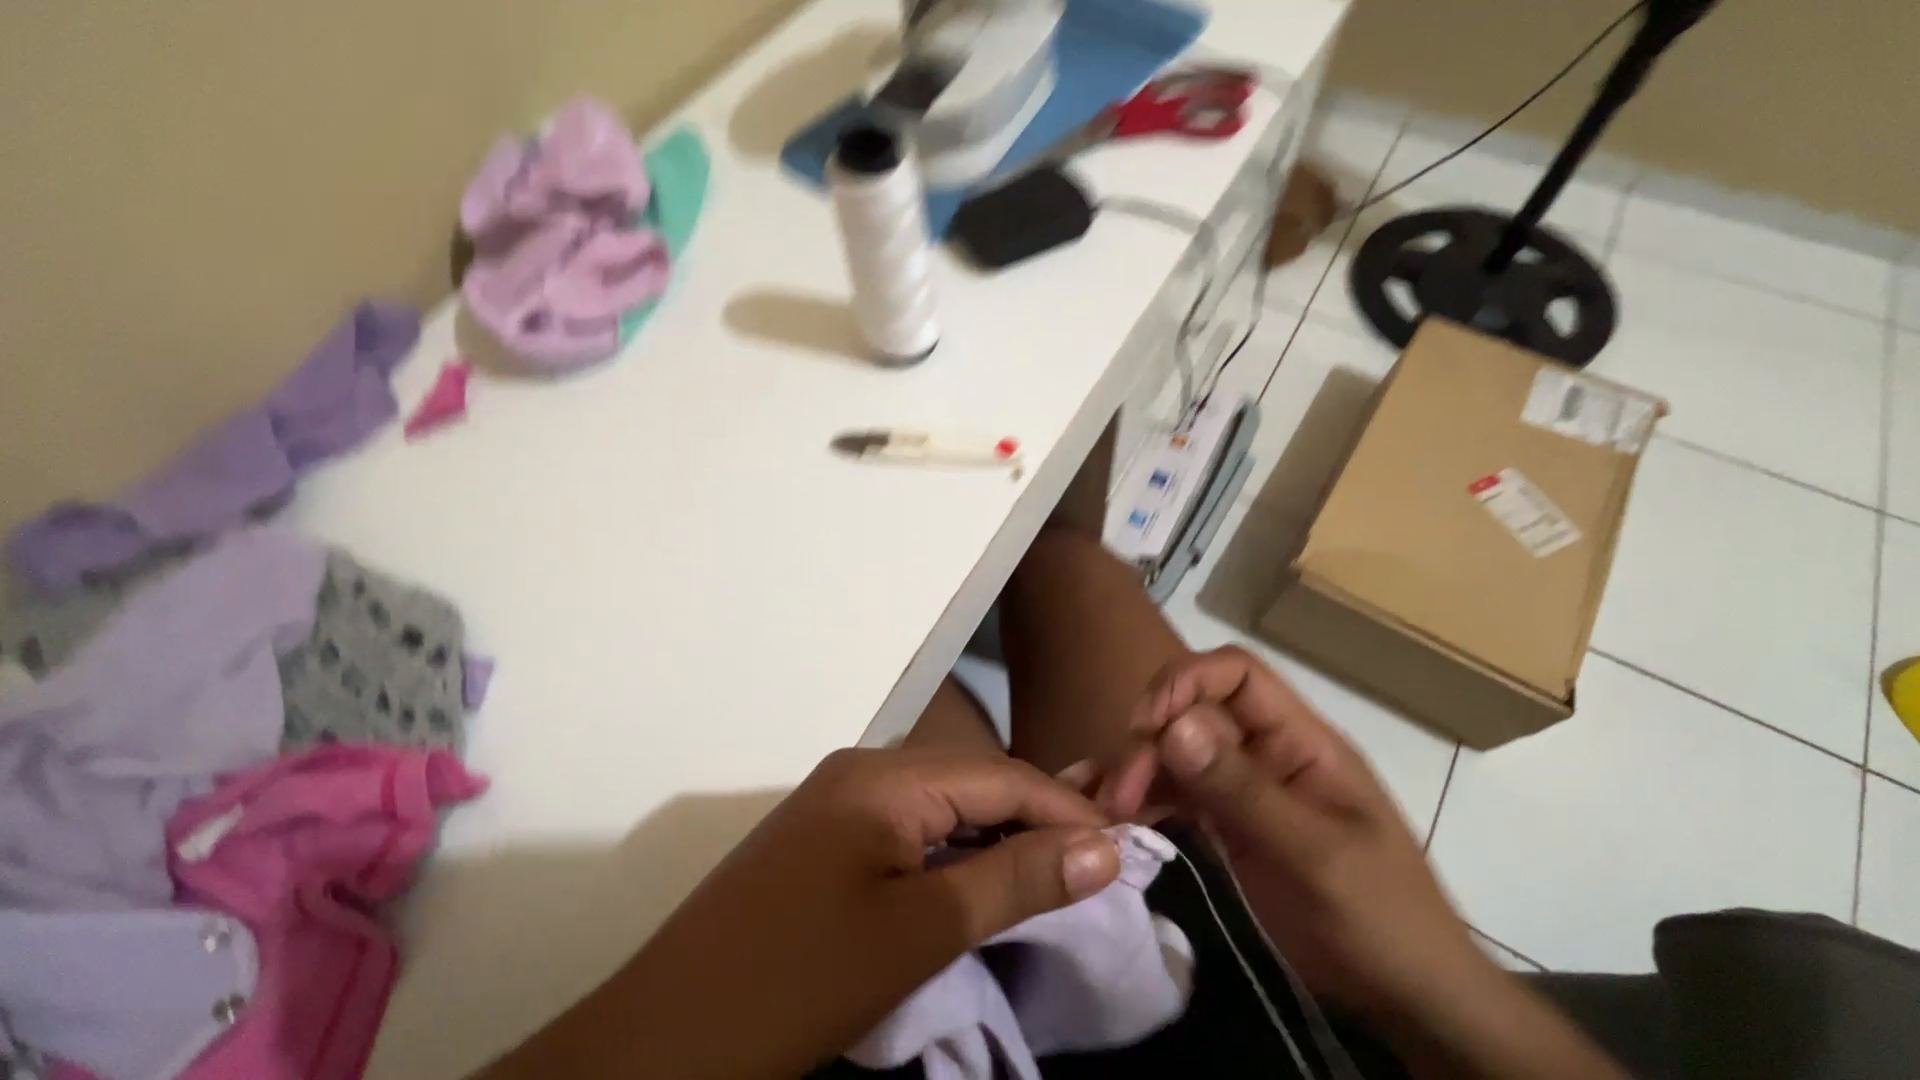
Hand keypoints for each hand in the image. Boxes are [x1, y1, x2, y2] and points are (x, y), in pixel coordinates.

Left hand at [485, 747, 1121, 1079]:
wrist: (666, 1039)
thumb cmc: (803, 979)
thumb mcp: (923, 931)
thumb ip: (1016, 879)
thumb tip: (1107, 848)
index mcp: (882, 777)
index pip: (1000, 776)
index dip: (1067, 813)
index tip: (1126, 854)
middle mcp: (857, 772)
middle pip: (970, 783)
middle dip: (1035, 821)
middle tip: (1098, 865)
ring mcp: (833, 807)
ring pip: (939, 809)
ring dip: (996, 839)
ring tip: (1054, 875)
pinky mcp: (820, 846)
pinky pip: (906, 834)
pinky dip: (952, 857)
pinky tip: (980, 884)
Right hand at [1110, 647, 1494, 1024]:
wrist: (1407, 995)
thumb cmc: (1380, 916)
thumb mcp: (1316, 855)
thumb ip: (1244, 791)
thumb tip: (1173, 726)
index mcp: (1302, 741)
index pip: (1237, 675)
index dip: (1186, 682)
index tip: (1145, 726)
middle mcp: (1268, 754)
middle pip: (1195, 713)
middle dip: (1152, 738)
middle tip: (1121, 793)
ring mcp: (1247, 792)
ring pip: (1178, 753)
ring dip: (1141, 771)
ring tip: (1113, 810)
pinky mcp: (1230, 829)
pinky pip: (1179, 796)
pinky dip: (1148, 800)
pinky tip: (1122, 820)